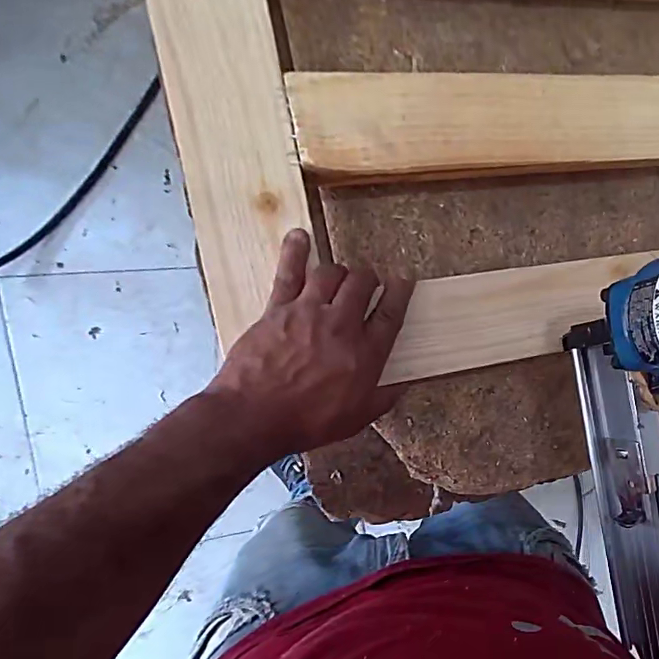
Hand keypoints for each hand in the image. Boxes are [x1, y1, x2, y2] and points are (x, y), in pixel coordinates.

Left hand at [202, 229, 413, 462]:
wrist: (253, 417)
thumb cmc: (307, 421)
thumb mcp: (357, 418)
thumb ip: (383, 398)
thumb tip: (403, 386)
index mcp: (366, 353)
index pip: (391, 313)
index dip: (401, 292)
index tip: (405, 279)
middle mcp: (341, 325)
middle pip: (363, 284)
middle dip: (369, 278)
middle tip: (368, 283)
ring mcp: (308, 312)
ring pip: (331, 273)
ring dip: (340, 271)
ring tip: (340, 276)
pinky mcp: (278, 309)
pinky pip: (289, 273)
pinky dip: (295, 251)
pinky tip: (299, 236)